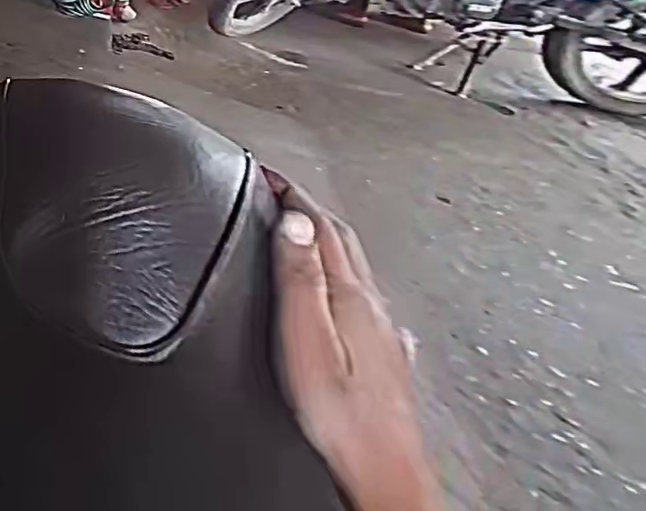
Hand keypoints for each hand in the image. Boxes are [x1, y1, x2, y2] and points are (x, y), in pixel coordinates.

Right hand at [267, 171, 440, 510]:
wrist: (382, 472)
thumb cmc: (336, 410)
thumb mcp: (305, 334)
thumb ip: (299, 274)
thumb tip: (295, 220)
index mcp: (349, 295)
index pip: (321, 225)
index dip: (291, 192)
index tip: (264, 172)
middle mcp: (371, 306)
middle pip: (341, 238)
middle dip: (306, 205)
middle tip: (276, 187)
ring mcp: (380, 329)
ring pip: (353, 262)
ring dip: (323, 232)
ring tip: (298, 220)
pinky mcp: (382, 351)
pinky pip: (359, 291)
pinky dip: (337, 268)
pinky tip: (336, 283)